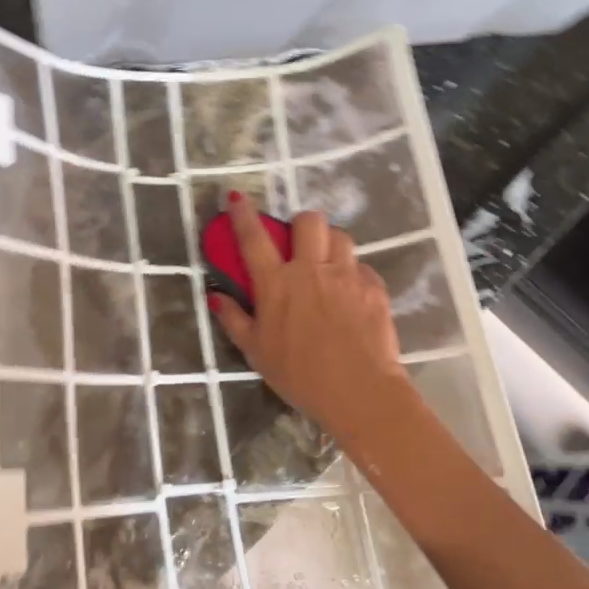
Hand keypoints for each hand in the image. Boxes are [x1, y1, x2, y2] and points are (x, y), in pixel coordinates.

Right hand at [209, 195, 406, 434]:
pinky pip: (362, 267)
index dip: (243, 215)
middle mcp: (310, 270)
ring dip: (330, 243)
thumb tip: (214, 295)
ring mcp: (346, 276)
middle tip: (299, 244)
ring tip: (327, 263)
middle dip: (302, 223)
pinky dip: (354, 273)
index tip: (236, 197)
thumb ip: (234, 319)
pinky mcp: (374, 288)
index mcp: (276, 284)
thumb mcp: (256, 351)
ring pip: (340, 236)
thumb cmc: (299, 375)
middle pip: (308, 221)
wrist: (359, 392)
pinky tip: (350, 294)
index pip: (254, 238)